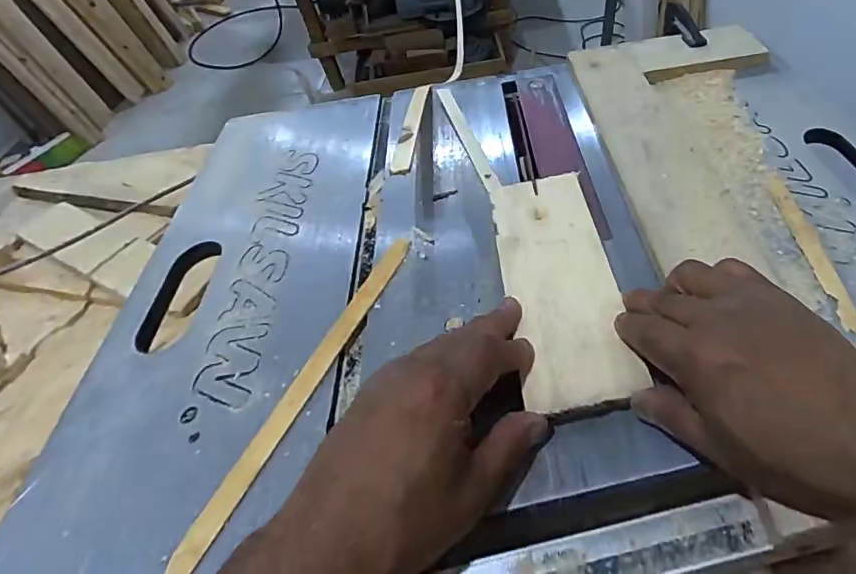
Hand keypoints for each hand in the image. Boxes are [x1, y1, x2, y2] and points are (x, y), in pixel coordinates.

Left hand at [224, 299, 548, 573]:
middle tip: (512, 308)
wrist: (317, 548)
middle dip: (490, 325)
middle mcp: (415, 370)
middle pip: (462, 337)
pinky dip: (439, 352)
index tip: (530, 353)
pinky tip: (444, 365)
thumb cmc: (403, 522)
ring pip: (436, 344)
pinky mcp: (367, 394)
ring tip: (485, 331)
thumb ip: (506, 449)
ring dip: (464, 337)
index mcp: (444, 388)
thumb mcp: (468, 494)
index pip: (490, 353)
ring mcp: (386, 379)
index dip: (513, 351)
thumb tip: (537, 419)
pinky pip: (415, 358)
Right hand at [615, 259, 855, 523]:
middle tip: (636, 311)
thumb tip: (638, 395)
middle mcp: (715, 317)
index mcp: (697, 359)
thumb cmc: (792, 455)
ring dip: (676, 285)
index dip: (630, 328)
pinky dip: (715, 275)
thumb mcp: (726, 453)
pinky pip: (732, 268)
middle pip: (666, 298)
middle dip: (645, 304)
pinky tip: (719, 293)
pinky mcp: (775, 293)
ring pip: (694, 273)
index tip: (621, 325)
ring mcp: (748, 298)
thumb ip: (677, 417)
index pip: (647, 331)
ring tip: (676, 301)